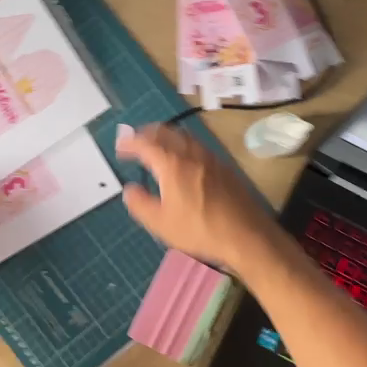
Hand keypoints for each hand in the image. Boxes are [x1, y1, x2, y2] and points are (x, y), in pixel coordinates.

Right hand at [115, 124, 282, 274]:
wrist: (246, 234)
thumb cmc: (200, 230)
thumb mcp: (161, 223)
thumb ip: (140, 204)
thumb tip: (129, 190)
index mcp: (172, 164)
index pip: (146, 143)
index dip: (130, 142)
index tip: (120, 146)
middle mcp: (191, 154)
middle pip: (166, 132)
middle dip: (147, 133)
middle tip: (135, 140)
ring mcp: (210, 158)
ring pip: (183, 136)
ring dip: (165, 136)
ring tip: (156, 146)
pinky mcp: (223, 166)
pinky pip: (197, 145)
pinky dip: (181, 144)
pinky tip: (183, 159)